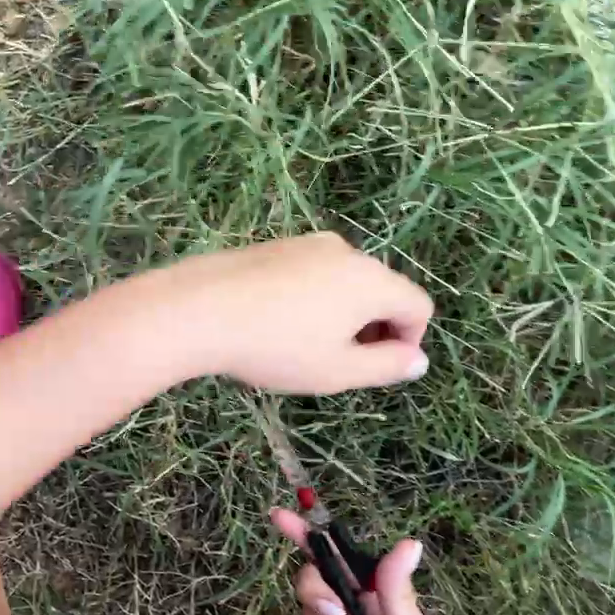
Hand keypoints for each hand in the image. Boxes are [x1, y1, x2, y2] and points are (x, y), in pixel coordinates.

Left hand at [112, 232, 433, 392]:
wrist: (196, 308)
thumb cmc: (274, 346)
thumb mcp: (337, 370)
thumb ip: (387, 366)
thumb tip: (417, 359)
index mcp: (370, 278)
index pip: (417, 305)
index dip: (408, 341)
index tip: (376, 368)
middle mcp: (343, 251)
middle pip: (381, 289)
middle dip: (374, 326)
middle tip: (340, 361)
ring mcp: (303, 243)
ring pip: (343, 280)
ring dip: (340, 312)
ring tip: (302, 345)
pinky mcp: (271, 246)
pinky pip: (309, 272)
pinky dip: (309, 297)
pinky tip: (274, 323)